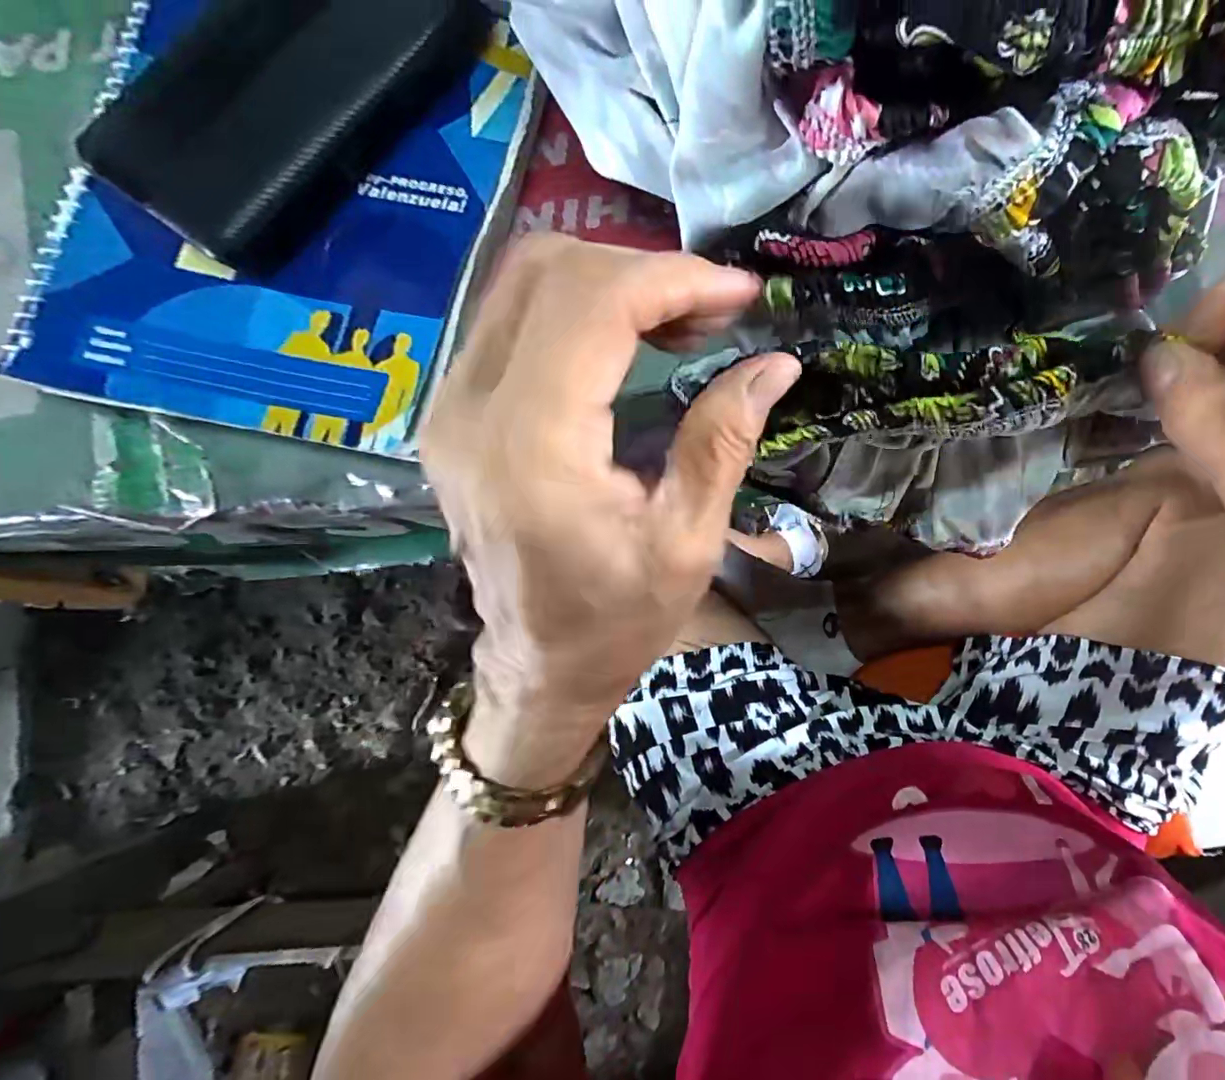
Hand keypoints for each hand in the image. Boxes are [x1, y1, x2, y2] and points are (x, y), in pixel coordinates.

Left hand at [421, 236, 798, 784]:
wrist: (539, 666)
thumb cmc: (618, 620)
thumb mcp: (687, 543)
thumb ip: (723, 441)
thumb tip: (775, 363)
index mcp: (534, 449)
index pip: (592, 306)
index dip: (674, 280)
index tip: (741, 295)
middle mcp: (472, 411)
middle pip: (550, 272)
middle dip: (646, 271)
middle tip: (715, 311)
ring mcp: (450, 406)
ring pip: (523, 281)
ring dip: (613, 281)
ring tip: (683, 321)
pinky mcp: (453, 410)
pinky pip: (511, 317)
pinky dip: (581, 306)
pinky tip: (634, 338)